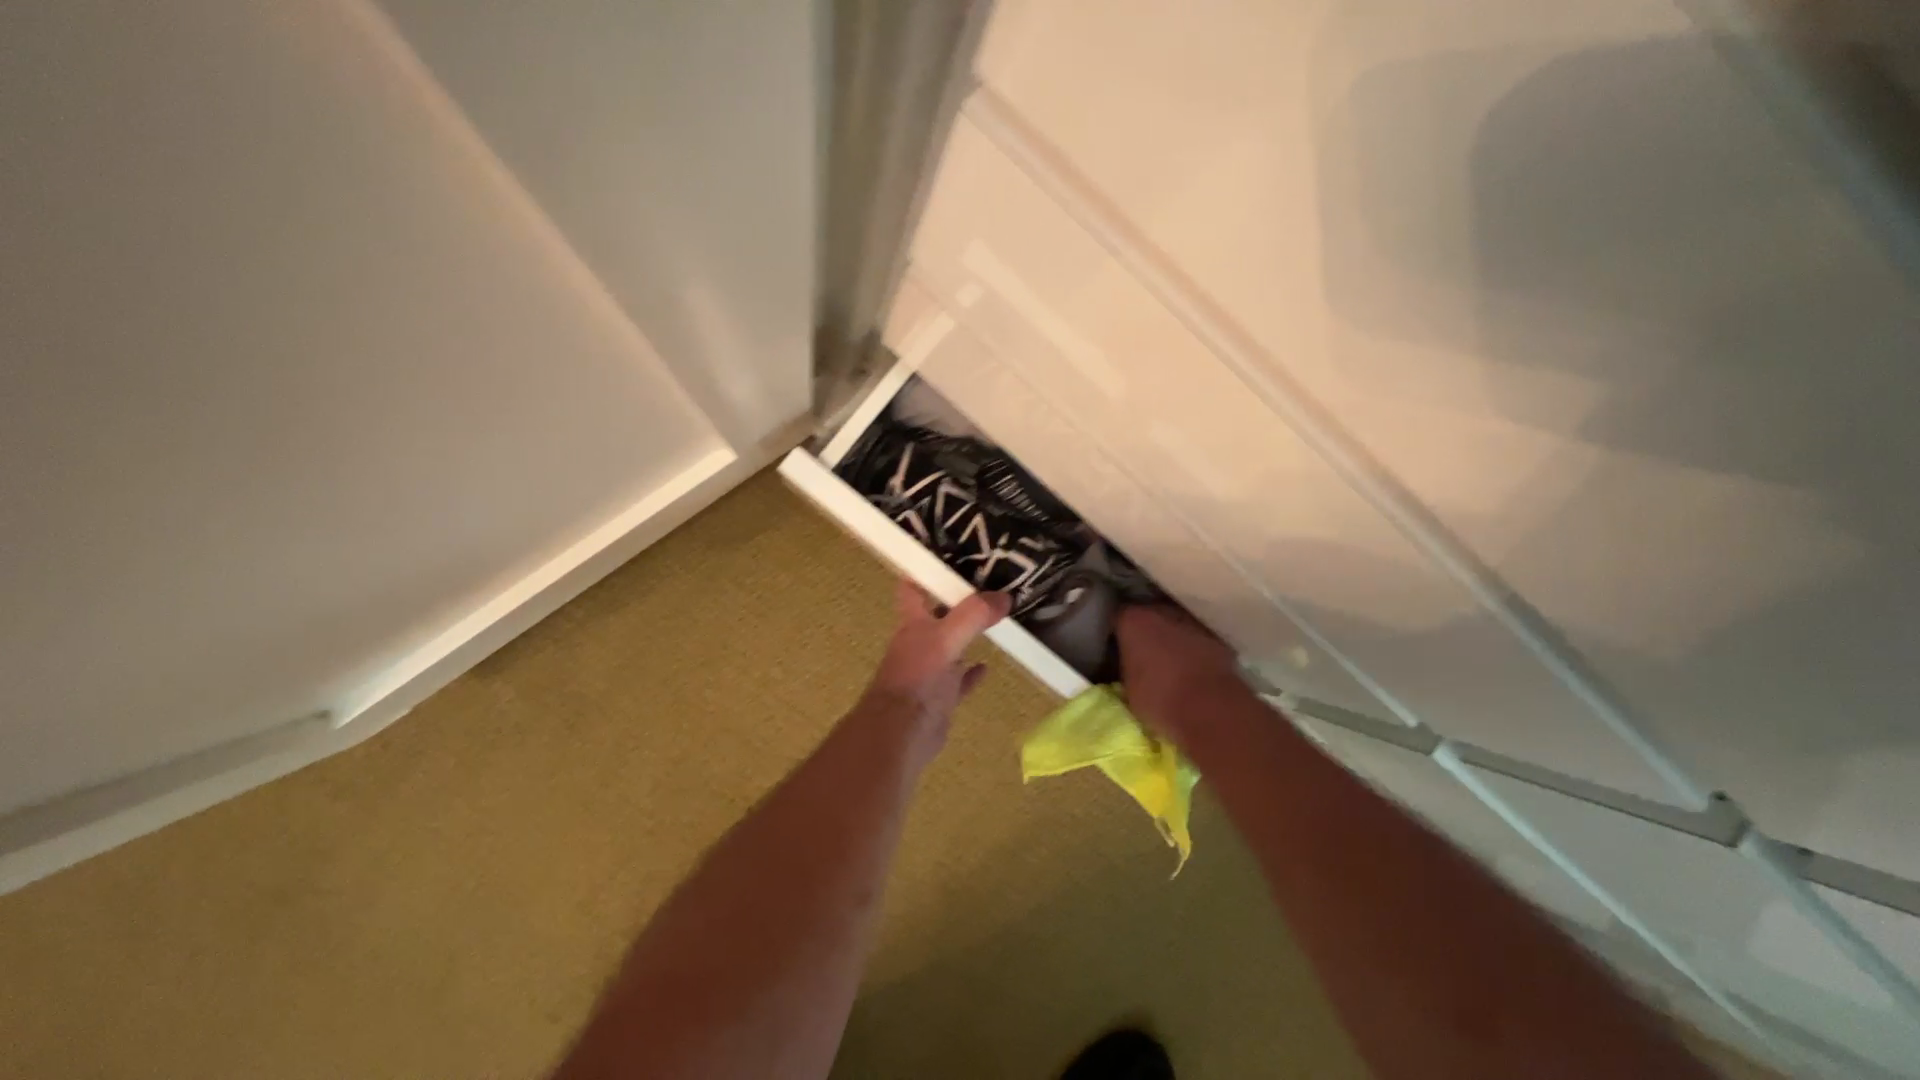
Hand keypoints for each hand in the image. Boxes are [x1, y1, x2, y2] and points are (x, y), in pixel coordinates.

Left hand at [863, 581, 1010, 754]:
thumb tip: (1003, 596)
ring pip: (950, 647)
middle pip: (937, 616)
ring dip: (967, 636)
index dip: (925, 572)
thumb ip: (973, 615)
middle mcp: (918, 643)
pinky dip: (972, 673)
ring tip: (994, 622)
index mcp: (913, 623)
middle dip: (957, 603)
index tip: (950, 557)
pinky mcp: (940, 697)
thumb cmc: (918, 677)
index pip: (913, 588)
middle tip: (988, 588)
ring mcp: (929, 671)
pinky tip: (986, 667)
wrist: (902, 732)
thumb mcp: (946, 638)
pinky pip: (959, 680)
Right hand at [1117, 605, 1243, 744]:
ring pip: (1174, 625)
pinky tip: (1188, 668)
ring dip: (1169, 638)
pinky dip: (1190, 649)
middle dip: (1143, 630)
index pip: (1116, 615)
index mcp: (1133, 620)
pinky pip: (1195, 640)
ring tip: (1164, 661)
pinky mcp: (1216, 640)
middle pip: (1147, 614)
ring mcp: (1192, 623)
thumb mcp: (1127, 686)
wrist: (1211, 710)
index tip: (1111, 645)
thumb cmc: (1159, 698)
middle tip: (1137, 652)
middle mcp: (1162, 611)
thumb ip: (1124, 667)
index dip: (1114, 630)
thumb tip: (1126, 666)